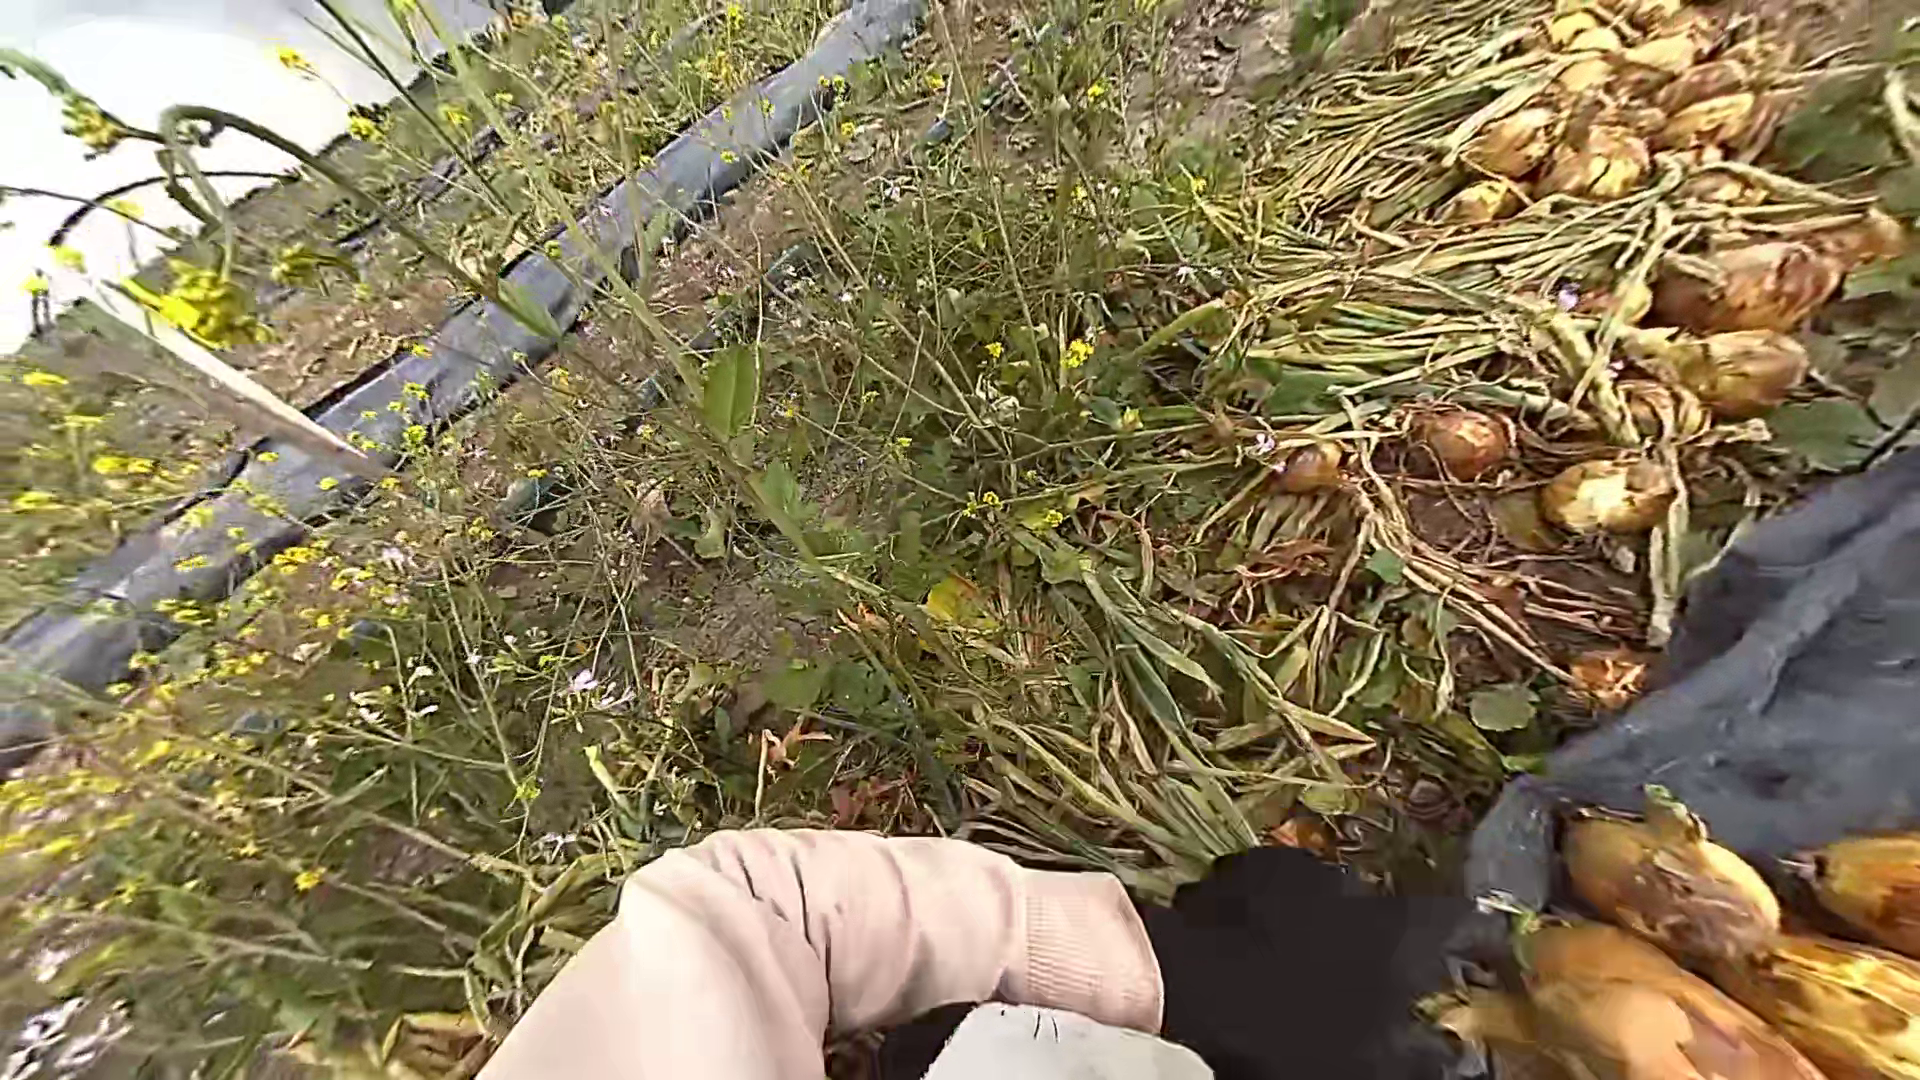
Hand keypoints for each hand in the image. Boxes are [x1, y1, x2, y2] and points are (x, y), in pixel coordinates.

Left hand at [1138, 847, 1472, 1079]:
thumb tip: (1450, 1047)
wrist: (1194, 979)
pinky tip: (1263, 930)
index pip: (1457, 918)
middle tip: (1376, 968)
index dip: (1476, 934)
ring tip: (1310, 949)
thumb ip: (1423, 1056)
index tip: (1485, 952)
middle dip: (1387, 932)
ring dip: (1328, 913)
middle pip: (1385, 904)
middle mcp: (1346, 884)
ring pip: (1327, 889)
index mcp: (1392, 932)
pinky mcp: (1243, 861)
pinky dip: (1281, 903)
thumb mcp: (1372, 1065)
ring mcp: (1290, 866)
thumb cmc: (1291, 1032)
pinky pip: (1278, 881)